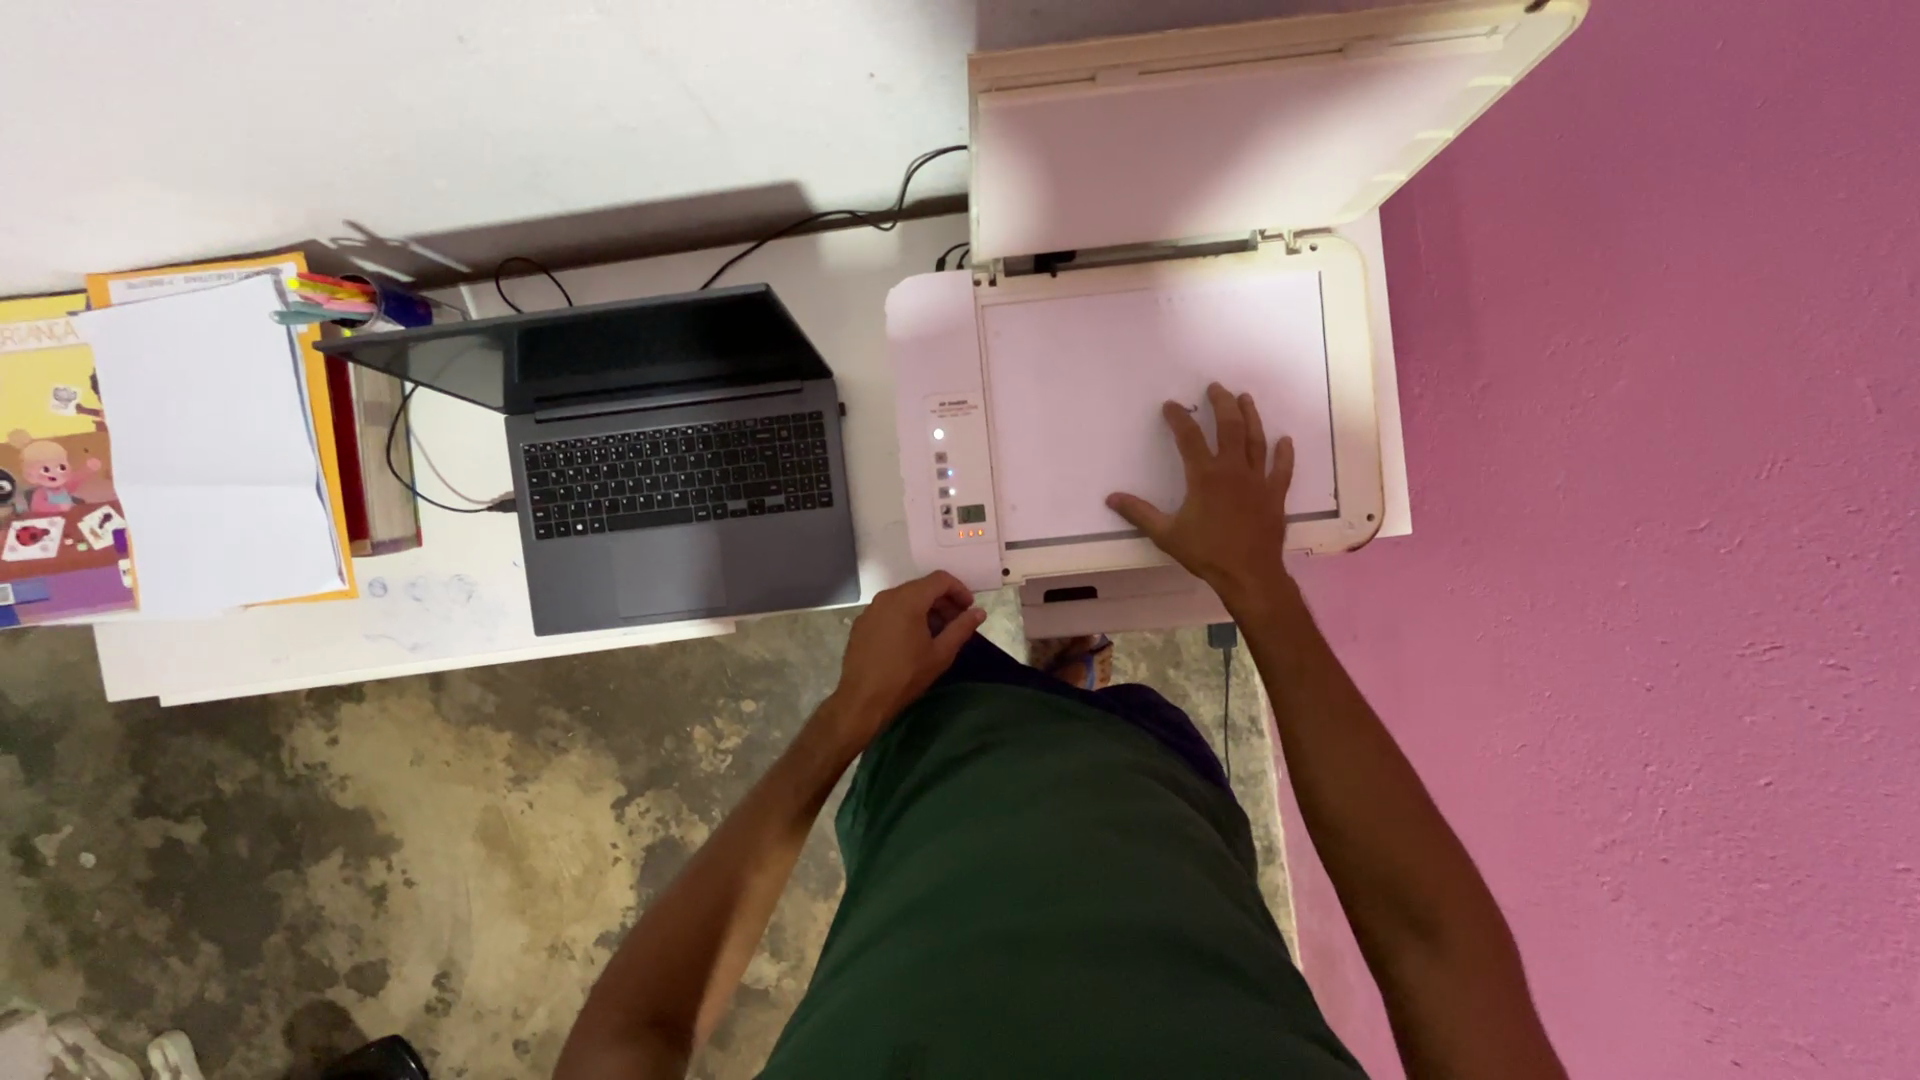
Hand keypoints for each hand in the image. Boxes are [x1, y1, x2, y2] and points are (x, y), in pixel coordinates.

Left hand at [820, 571, 985, 747]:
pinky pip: (889, 610)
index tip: (968, 609)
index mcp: (908, 599)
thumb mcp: (941, 653)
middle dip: (943, 601)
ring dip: (925, 609)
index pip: (940, 579)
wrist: (862, 698)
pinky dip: (905, 616)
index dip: (959, 590)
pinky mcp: (861, 623)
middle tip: (956, 623)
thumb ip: (962, 628)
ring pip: (904, 598)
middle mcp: (887, 596)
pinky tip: (911, 640)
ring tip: (936, 633)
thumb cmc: (906, 675)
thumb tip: (979, 612)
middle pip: (922, 587)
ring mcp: (871, 609)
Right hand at [1108, 383, 1294, 607]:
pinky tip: (1285, 441)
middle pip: (1229, 427)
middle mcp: (1232, 470)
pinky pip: (1281, 469)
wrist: (1248, 573)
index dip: (1179, 418)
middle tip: (1216, 388)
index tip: (1172, 406)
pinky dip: (1284, 453)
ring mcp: (1257, 481)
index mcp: (1204, 476)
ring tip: (1245, 399)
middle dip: (1222, 404)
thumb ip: (1140, 513)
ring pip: (1256, 440)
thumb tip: (1112, 499)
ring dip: (1251, 417)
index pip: (1189, 437)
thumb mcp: (1166, 534)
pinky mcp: (1275, 495)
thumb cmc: (1206, 553)